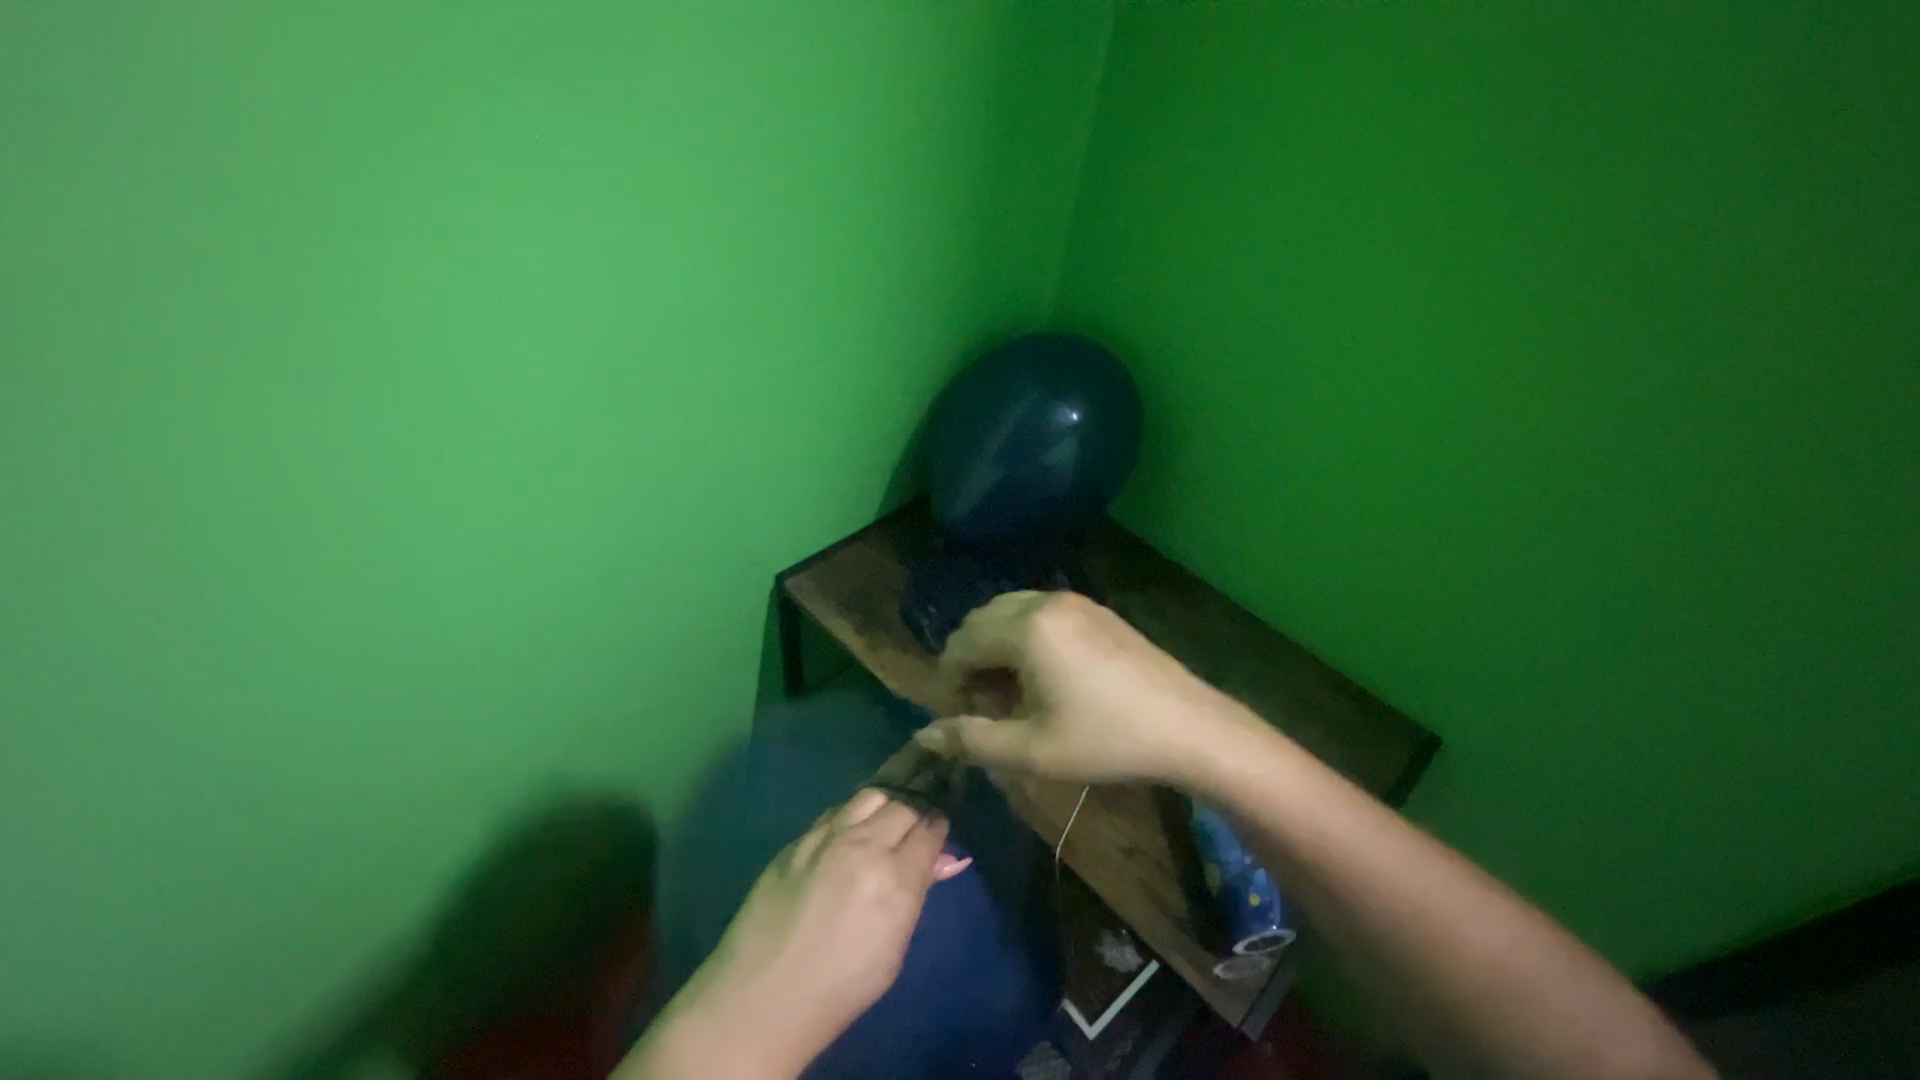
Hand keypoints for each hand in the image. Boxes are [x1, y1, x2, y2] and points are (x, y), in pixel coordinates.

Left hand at [622, 789, 969, 1077]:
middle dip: (920, 802)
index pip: (929, 828)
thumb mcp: (895, 947)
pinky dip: (854, 811)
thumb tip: (949, 859)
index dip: (940, 822)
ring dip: (888, 797)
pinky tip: (856, 821)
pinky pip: (835, 811)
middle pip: (903, 803)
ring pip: (869, 796)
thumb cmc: (843, 985)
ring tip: (896, 802)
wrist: (765, 995)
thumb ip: (919, 893)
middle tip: (927, 803)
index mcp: (895, 876)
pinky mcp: (797, 841)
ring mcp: (826, 838)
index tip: (943, 823)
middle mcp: (863, 845)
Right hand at [917, 590, 1251, 785]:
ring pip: (1011, 615)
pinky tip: (1045, 681)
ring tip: (1012, 698)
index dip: (948, 683)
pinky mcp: (1098, 611)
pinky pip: (1041, 615)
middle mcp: (1045, 601)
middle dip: (971, 662)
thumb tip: (923, 736)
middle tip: (983, 709)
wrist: (1189, 728)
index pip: (961, 644)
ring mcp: (1076, 602)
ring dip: (997, 650)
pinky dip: (1025, 640)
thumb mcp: (1031, 750)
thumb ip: (971, 739)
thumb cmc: (1106, 741)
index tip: (958, 720)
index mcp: (1025, 628)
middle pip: (982, 621)